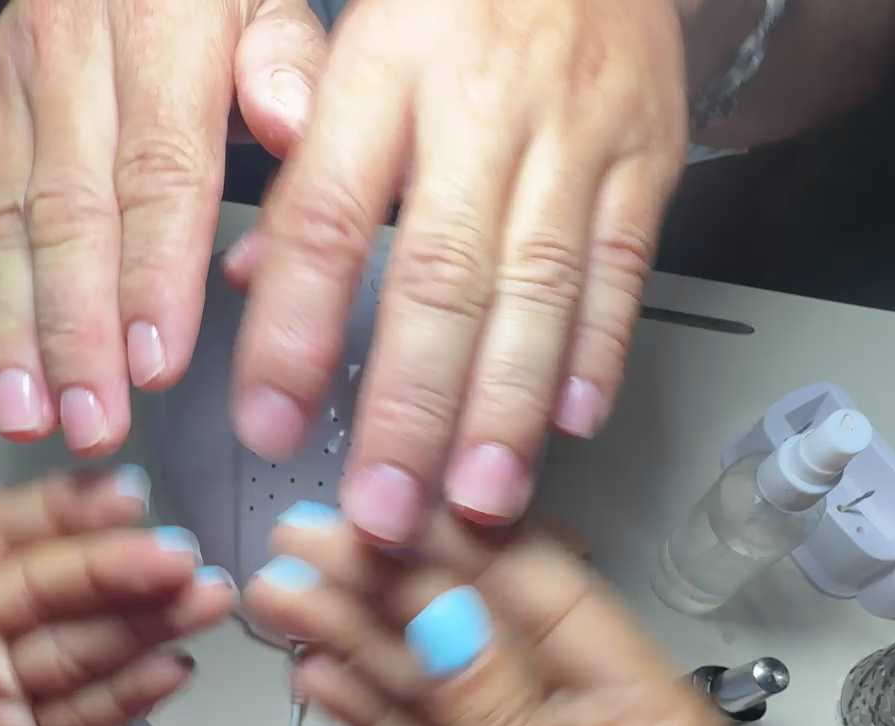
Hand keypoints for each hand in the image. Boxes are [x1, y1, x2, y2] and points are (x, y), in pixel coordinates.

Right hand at [0, 0, 327, 452]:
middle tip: (94, 419)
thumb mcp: (273, 4)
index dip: (154, 280)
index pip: (158, 176)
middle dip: (81, 336)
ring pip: (10, 224)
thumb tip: (291, 127)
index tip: (157, 364)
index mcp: (156, 24)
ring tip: (30, 410)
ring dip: (17, 330)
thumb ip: (291, 71)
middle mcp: (69, 52)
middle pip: (73, 218)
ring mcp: (13, 84)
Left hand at [0, 471, 235, 725]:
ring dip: (147, 624)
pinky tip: (175, 672)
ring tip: (208, 604)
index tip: (125, 498)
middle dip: (121, 571)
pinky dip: (131, 693)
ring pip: (84, 645)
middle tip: (187, 563)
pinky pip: (84, 713)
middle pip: (54, 588)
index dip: (57, 511)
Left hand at [228, 0, 688, 542]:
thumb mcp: (356, 46)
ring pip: (541, 291)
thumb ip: (305, 170)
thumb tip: (246, 282)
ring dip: (506, 408)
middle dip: (412, 408)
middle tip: (385, 507)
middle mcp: (486, 102)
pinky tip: (572, 424)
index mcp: (388, 62)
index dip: (294, 333)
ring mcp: (580, 134)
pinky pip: (624, 270)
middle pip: (443, 278)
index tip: (269, 425)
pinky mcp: (648, 163)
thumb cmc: (458, 2)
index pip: (326, 218)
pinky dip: (600, 354)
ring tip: (478, 498)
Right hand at [244, 504, 719, 725]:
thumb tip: (444, 609)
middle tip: (303, 547)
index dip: (459, 548)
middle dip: (386, 586)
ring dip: (355, 634)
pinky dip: (362, 697)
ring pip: (432, 667)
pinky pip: (416, 718)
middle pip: (475, 621)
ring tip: (279, 600)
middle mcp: (584, 704)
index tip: (379, 512)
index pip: (548, 594)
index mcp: (640, 708)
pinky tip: (311, 670)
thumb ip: (497, 724)